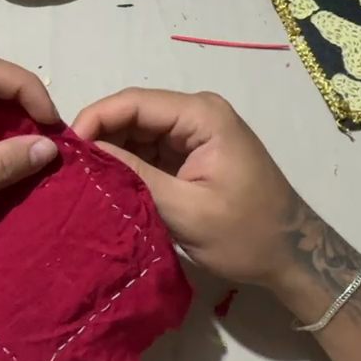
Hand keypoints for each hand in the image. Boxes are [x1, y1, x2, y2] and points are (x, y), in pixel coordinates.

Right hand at [72, 89, 306, 292]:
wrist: (294, 259)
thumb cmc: (246, 235)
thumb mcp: (186, 209)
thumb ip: (135, 175)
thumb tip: (86, 154)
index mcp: (202, 115)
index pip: (134, 102)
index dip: (95, 119)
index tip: (66, 149)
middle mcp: (196, 113)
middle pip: (132, 113)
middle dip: (99, 135)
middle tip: (68, 165)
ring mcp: (194, 132)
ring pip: (136, 130)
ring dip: (110, 150)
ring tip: (80, 174)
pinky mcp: (190, 152)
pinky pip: (148, 147)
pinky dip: (126, 162)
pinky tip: (104, 180)